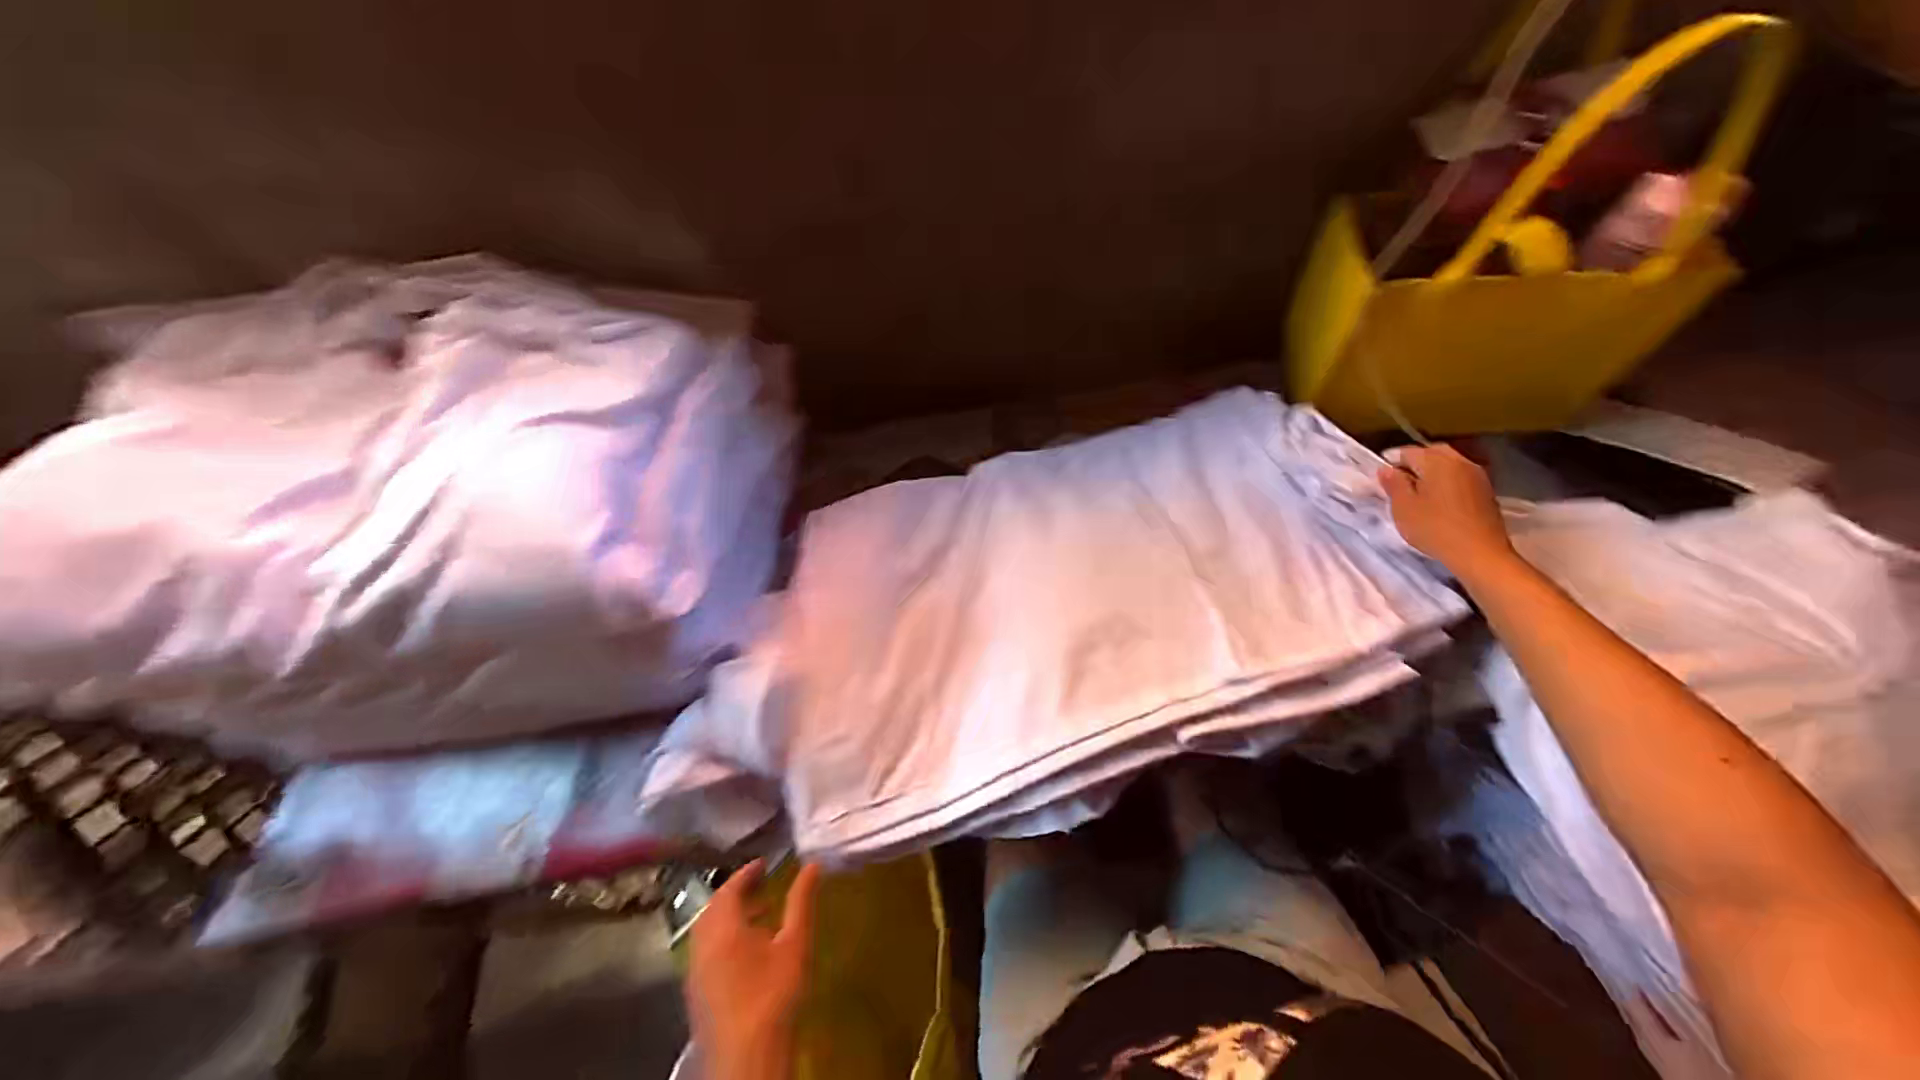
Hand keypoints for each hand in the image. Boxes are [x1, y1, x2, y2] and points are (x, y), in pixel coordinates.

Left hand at [686, 860, 822, 1079]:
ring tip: (761, 915)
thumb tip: (812, 866)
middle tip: (762, 885)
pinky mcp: (696, 993)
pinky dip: (724, 938)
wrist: (746, 1059)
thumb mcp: (795, 944)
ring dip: (730, 916)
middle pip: (714, 907)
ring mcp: (695, 971)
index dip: (746, 873)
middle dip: (737, 892)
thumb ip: (801, 902)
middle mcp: (702, 944)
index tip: (764, 864)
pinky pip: (706, 951)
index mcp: (723, 927)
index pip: (730, 888)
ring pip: (707, 930)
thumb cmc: (774, 995)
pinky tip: (749, 952)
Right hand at [1377, 444, 1515, 579]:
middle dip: (1414, 463)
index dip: (1391, 462)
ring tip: (1418, 492)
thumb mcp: (1404, 507)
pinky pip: (1460, 476)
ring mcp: (1477, 475)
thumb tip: (1387, 469)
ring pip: (1449, 463)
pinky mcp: (1485, 490)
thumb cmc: (1435, 528)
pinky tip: (1439, 500)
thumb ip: (1394, 484)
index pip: (1408, 452)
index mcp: (1437, 462)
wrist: (1479, 553)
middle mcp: (1460, 461)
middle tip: (1400, 482)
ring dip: (1432, 472)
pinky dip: (1447, 481)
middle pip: (1432, 453)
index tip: (1382, 479)